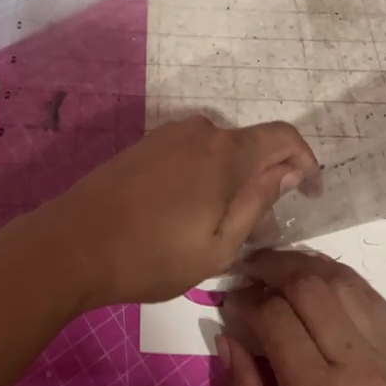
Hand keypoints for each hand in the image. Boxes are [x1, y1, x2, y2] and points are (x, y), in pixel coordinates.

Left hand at [30, 116, 316, 309]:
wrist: (75, 242)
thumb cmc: (153, 255)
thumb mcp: (218, 247)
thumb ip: (257, 203)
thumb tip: (286, 172)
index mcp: (225, 153)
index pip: (282, 136)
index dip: (304, 159)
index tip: (310, 192)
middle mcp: (201, 130)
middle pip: (250, 143)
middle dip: (265, 175)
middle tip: (258, 224)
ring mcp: (170, 133)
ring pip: (220, 149)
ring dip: (231, 177)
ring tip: (217, 225)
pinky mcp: (147, 143)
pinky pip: (193, 151)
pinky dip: (204, 174)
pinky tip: (185, 211)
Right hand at [219, 249, 385, 385]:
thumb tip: (228, 340)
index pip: (276, 319)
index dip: (246, 302)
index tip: (229, 302)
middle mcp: (359, 366)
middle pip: (309, 287)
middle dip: (271, 267)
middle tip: (246, 269)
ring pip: (343, 280)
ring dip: (305, 264)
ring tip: (276, 265)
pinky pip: (371, 295)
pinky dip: (340, 276)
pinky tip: (318, 276)